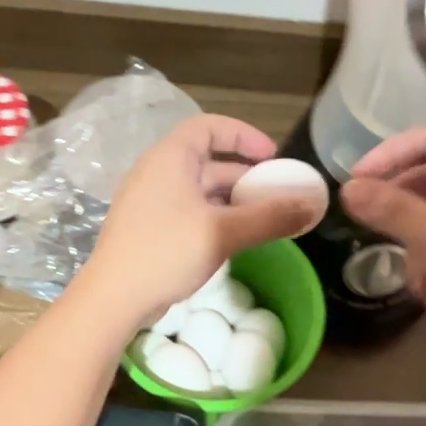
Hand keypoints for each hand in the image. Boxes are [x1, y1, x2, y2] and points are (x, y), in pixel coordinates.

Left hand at [80, 114, 315, 326]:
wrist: (113, 298)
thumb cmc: (164, 253)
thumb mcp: (222, 233)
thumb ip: (269, 217)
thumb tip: (312, 205)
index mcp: (169, 159)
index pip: (208, 127)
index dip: (243, 135)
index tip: (272, 156)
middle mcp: (157, 174)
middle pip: (208, 163)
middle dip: (245, 177)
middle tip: (277, 197)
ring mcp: (150, 205)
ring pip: (199, 193)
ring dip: (232, 203)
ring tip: (263, 222)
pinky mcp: (149, 232)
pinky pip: (188, 215)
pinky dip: (214, 221)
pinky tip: (233, 242)